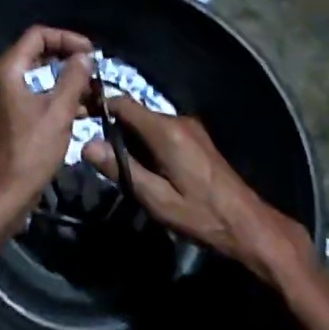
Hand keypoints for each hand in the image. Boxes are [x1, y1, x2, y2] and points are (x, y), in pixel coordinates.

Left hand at [0, 26, 94, 218]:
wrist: (8, 189)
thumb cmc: (32, 148)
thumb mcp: (59, 110)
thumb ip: (73, 78)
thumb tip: (85, 56)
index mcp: (9, 68)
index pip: (38, 35)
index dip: (66, 37)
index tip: (91, 52)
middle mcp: (5, 76)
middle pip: (39, 52)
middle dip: (69, 58)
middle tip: (95, 69)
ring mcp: (10, 95)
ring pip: (42, 75)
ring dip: (68, 79)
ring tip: (96, 89)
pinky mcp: (17, 113)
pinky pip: (41, 93)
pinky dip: (61, 96)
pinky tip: (87, 107)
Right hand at [84, 99, 314, 281]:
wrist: (250, 226)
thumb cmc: (201, 215)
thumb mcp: (156, 198)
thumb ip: (121, 169)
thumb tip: (87, 144)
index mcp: (166, 131)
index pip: (123, 103)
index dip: (99, 104)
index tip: (78, 114)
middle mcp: (178, 121)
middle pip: (135, 114)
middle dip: (112, 127)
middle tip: (93, 150)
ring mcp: (190, 129)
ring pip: (147, 124)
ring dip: (129, 138)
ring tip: (114, 163)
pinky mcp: (197, 140)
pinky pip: (162, 132)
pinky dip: (146, 144)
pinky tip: (142, 168)